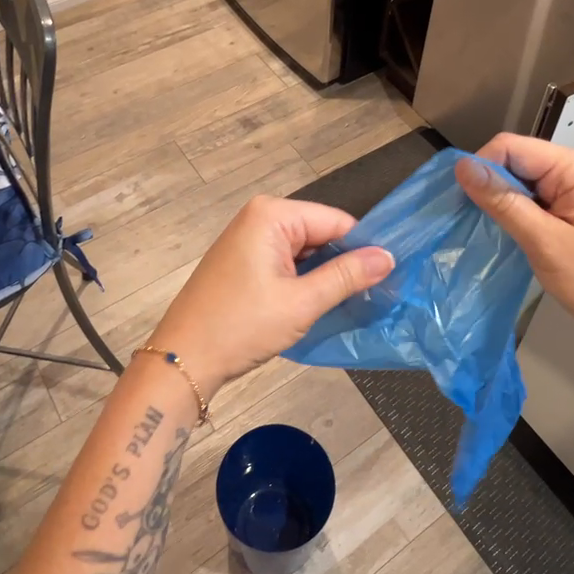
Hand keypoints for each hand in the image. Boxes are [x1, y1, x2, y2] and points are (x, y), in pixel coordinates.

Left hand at [146, 195, 393, 393]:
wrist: (183, 359)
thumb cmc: (241, 326)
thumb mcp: (302, 303)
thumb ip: (347, 276)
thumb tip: (388, 257)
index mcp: (272, 214)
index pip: (336, 221)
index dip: (363, 248)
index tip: (390, 276)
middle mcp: (260, 216)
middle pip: (320, 232)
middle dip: (344, 261)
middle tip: (376, 294)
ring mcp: (248, 237)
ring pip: (304, 249)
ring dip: (325, 274)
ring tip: (353, 301)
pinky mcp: (243, 260)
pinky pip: (286, 261)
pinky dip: (304, 280)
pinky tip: (320, 302)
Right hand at [455, 134, 573, 336]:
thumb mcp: (544, 241)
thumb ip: (503, 201)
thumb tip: (462, 167)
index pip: (510, 147)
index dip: (482, 167)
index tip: (465, 203)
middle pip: (515, 160)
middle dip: (491, 185)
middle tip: (477, 221)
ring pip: (522, 181)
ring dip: (503, 202)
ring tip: (493, 231)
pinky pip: (534, 198)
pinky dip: (517, 213)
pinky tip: (511, 235)